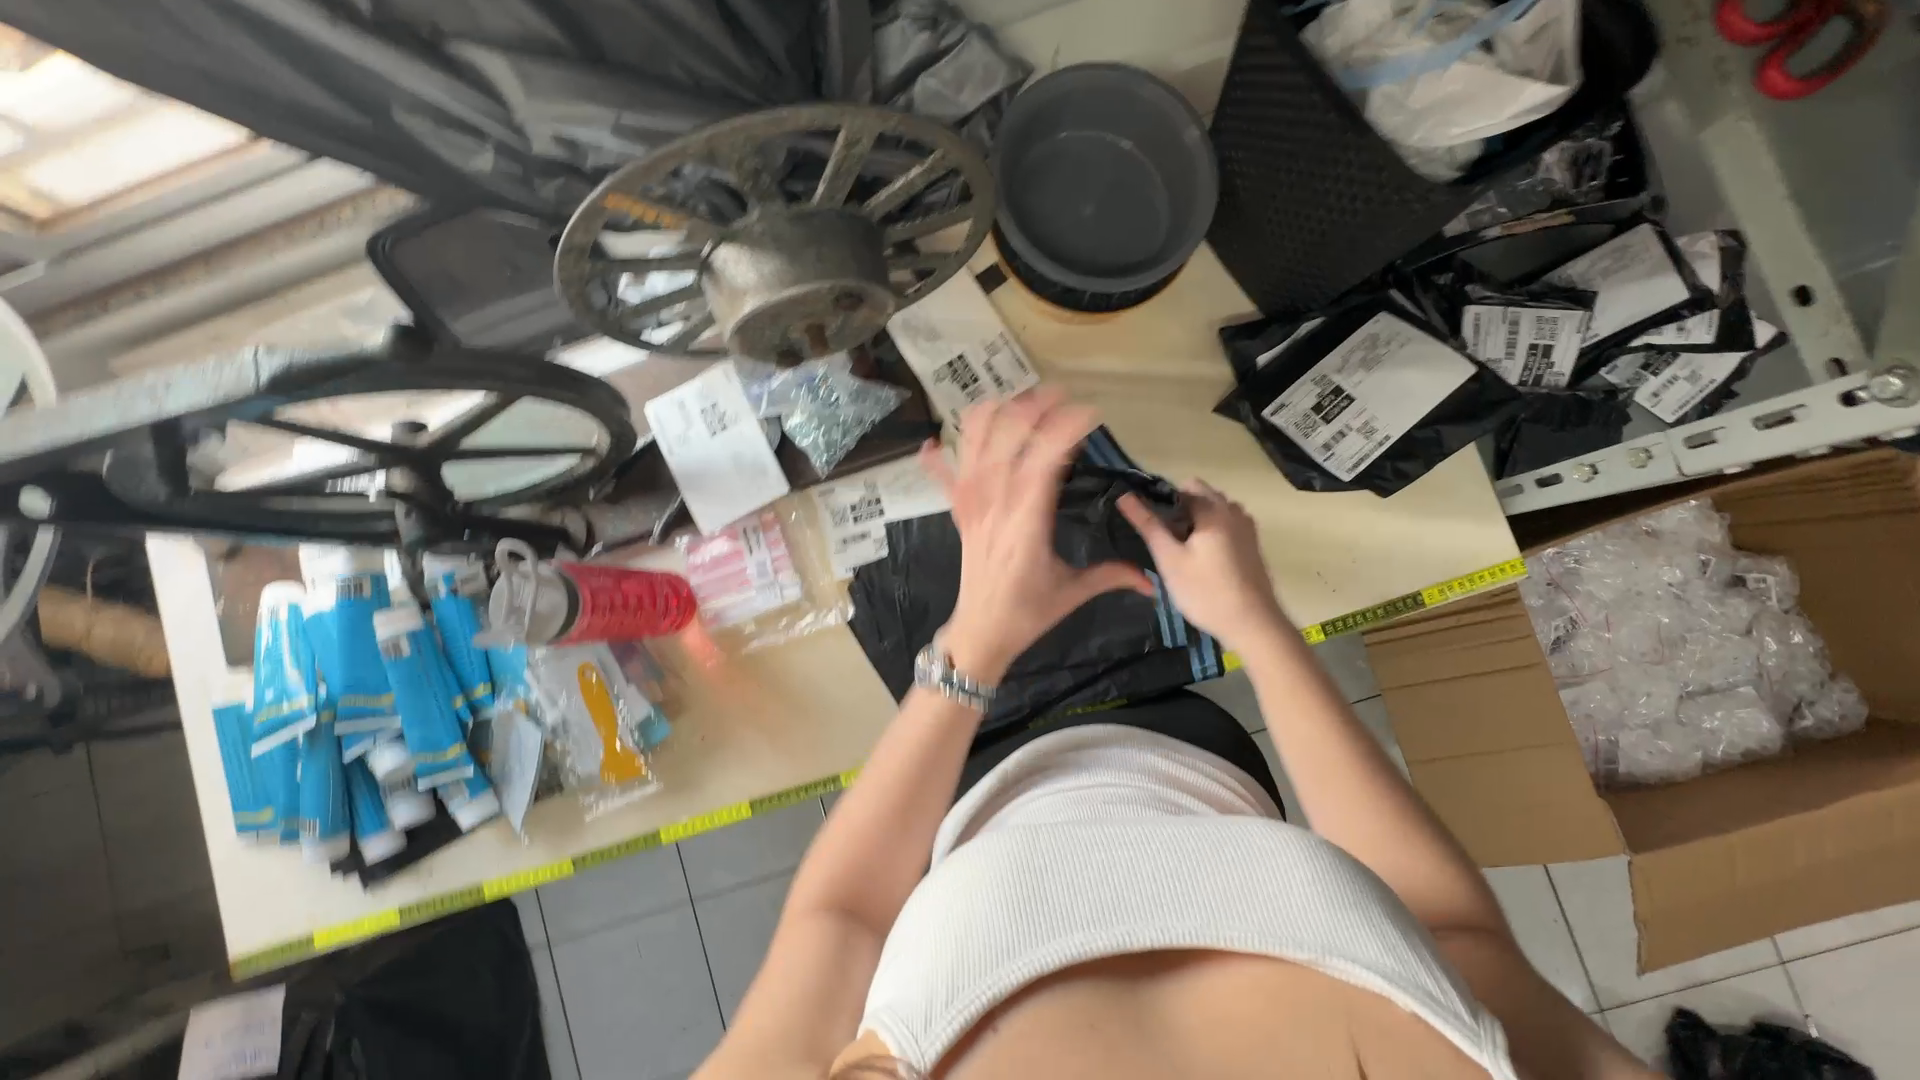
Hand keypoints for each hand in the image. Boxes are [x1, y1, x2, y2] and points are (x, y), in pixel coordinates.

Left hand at [922, 388, 1154, 681]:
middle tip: (1056, 394)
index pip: (1044, 461)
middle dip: (1029, 411)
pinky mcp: (959, 515)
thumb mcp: (1072, 592)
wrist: (981, 633)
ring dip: (989, 419)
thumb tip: (1151, 580)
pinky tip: (931, 441)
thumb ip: (1111, 576)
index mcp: (1028, 521)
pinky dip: (936, 460)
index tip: (1088, 412)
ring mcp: (972, 507)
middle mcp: (996, 505)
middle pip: (1005, 443)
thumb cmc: (1028, 612)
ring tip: (1011, 400)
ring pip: (972, 450)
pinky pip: (943, 480)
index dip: (1064, 430)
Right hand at [1118, 480, 1287, 651]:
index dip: (1163, 503)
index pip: (1182, 488)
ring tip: (1184, 553)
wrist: (1252, 623)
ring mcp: (1247, 528)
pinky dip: (1212, 535)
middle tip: (1167, 544)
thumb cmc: (1205, 591)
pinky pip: (1226, 527)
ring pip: (1214, 512)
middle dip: (1181, 512)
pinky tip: (1204, 562)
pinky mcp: (1252, 545)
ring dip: (1197, 523)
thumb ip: (1147, 525)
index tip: (1152, 528)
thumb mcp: (1169, 559)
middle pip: (1201, 497)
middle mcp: (1234, 511)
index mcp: (1214, 509)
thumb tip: (1124, 496)